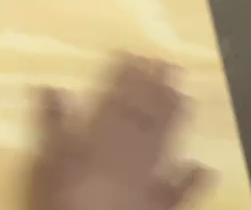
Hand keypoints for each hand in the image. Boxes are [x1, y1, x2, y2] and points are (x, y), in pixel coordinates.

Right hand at [27, 54, 212, 209]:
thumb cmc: (59, 203)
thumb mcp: (46, 162)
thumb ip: (53, 125)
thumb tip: (53, 87)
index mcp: (101, 143)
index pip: (117, 103)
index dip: (127, 79)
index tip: (137, 56)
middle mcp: (130, 160)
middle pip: (145, 120)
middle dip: (156, 92)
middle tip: (170, 66)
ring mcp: (148, 188)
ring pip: (164, 148)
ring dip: (175, 122)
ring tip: (186, 97)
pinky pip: (179, 197)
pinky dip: (192, 182)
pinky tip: (205, 167)